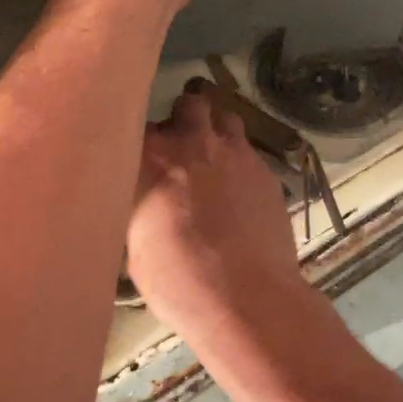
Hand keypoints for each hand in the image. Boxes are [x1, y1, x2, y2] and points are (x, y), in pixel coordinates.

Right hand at [127, 84, 304, 332]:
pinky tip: (238, 190)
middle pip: (188, 105)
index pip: (138, 126)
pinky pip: (249, 151)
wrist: (246, 296)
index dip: (141, 140)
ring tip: (212, 158)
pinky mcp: (266, 171)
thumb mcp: (136, 248)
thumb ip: (140, 209)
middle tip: (180, 149)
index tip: (140, 156)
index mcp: (150, 160)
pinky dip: (240, 161)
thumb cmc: (178, 280)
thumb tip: (146, 205)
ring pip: (225, 118)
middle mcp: (193, 144)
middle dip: (184, 119)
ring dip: (216, 131)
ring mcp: (235, 154)